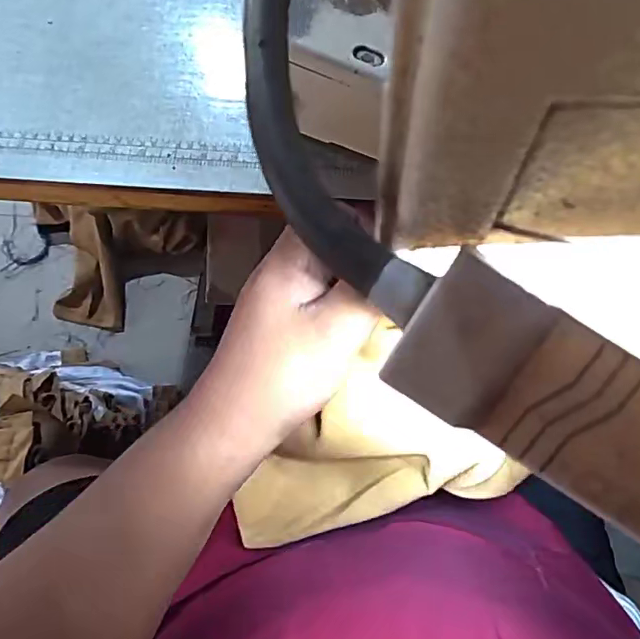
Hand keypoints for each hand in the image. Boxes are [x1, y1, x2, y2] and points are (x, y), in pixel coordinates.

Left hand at [192, 228, 381, 442]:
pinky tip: (353, 327)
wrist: (236, 424)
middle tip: (397, 279)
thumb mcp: (340, 329)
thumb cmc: (286, 374)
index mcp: (289, 258)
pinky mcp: (278, 320)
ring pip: (327, 273)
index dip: (372, 222)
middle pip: (332, 243)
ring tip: (380, 303)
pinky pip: (318, 297)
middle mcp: (278, 268)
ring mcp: (276, 295)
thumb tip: (397, 262)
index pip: (336, 214)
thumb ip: (371, 289)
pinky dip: (340, 306)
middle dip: (366, 257)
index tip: (404, 243)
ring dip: (353, 285)